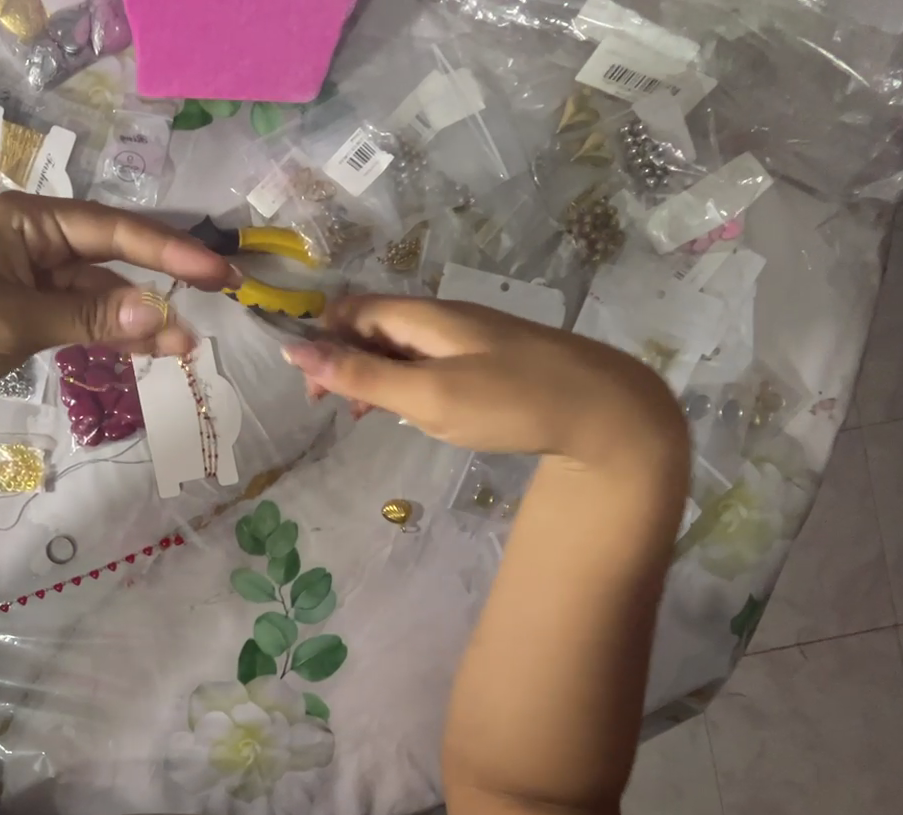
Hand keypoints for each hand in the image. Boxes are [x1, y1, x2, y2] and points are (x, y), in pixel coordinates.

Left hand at [0, 192, 236, 411]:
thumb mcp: (15, 319)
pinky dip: (111, 335)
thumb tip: (158, 313)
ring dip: (139, 320)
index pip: (109, 230)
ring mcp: (32, 282)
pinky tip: (148, 350)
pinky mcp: (30, 317)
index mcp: (25, 220)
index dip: (166, 251)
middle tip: (215, 300)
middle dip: (158, 285)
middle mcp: (33, 242)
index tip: (213, 272)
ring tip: (184, 346)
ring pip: (100, 296)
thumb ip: (87, 316)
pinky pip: (82, 321)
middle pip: (110, 260)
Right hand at [282, 295, 686, 472]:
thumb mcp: (424, 395)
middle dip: (341, 361)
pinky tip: (409, 410)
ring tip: (365, 416)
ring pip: (396, 345)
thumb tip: (295, 350)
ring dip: (369, 375)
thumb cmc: (510, 403)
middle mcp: (441, 317)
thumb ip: (359, 376)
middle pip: (370, 325)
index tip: (315, 392)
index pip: (349, 310)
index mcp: (423, 317)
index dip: (320, 342)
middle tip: (337, 410)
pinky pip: (424, 360)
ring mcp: (466, 337)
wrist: (607, 413)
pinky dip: (401, 382)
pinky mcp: (484, 358)